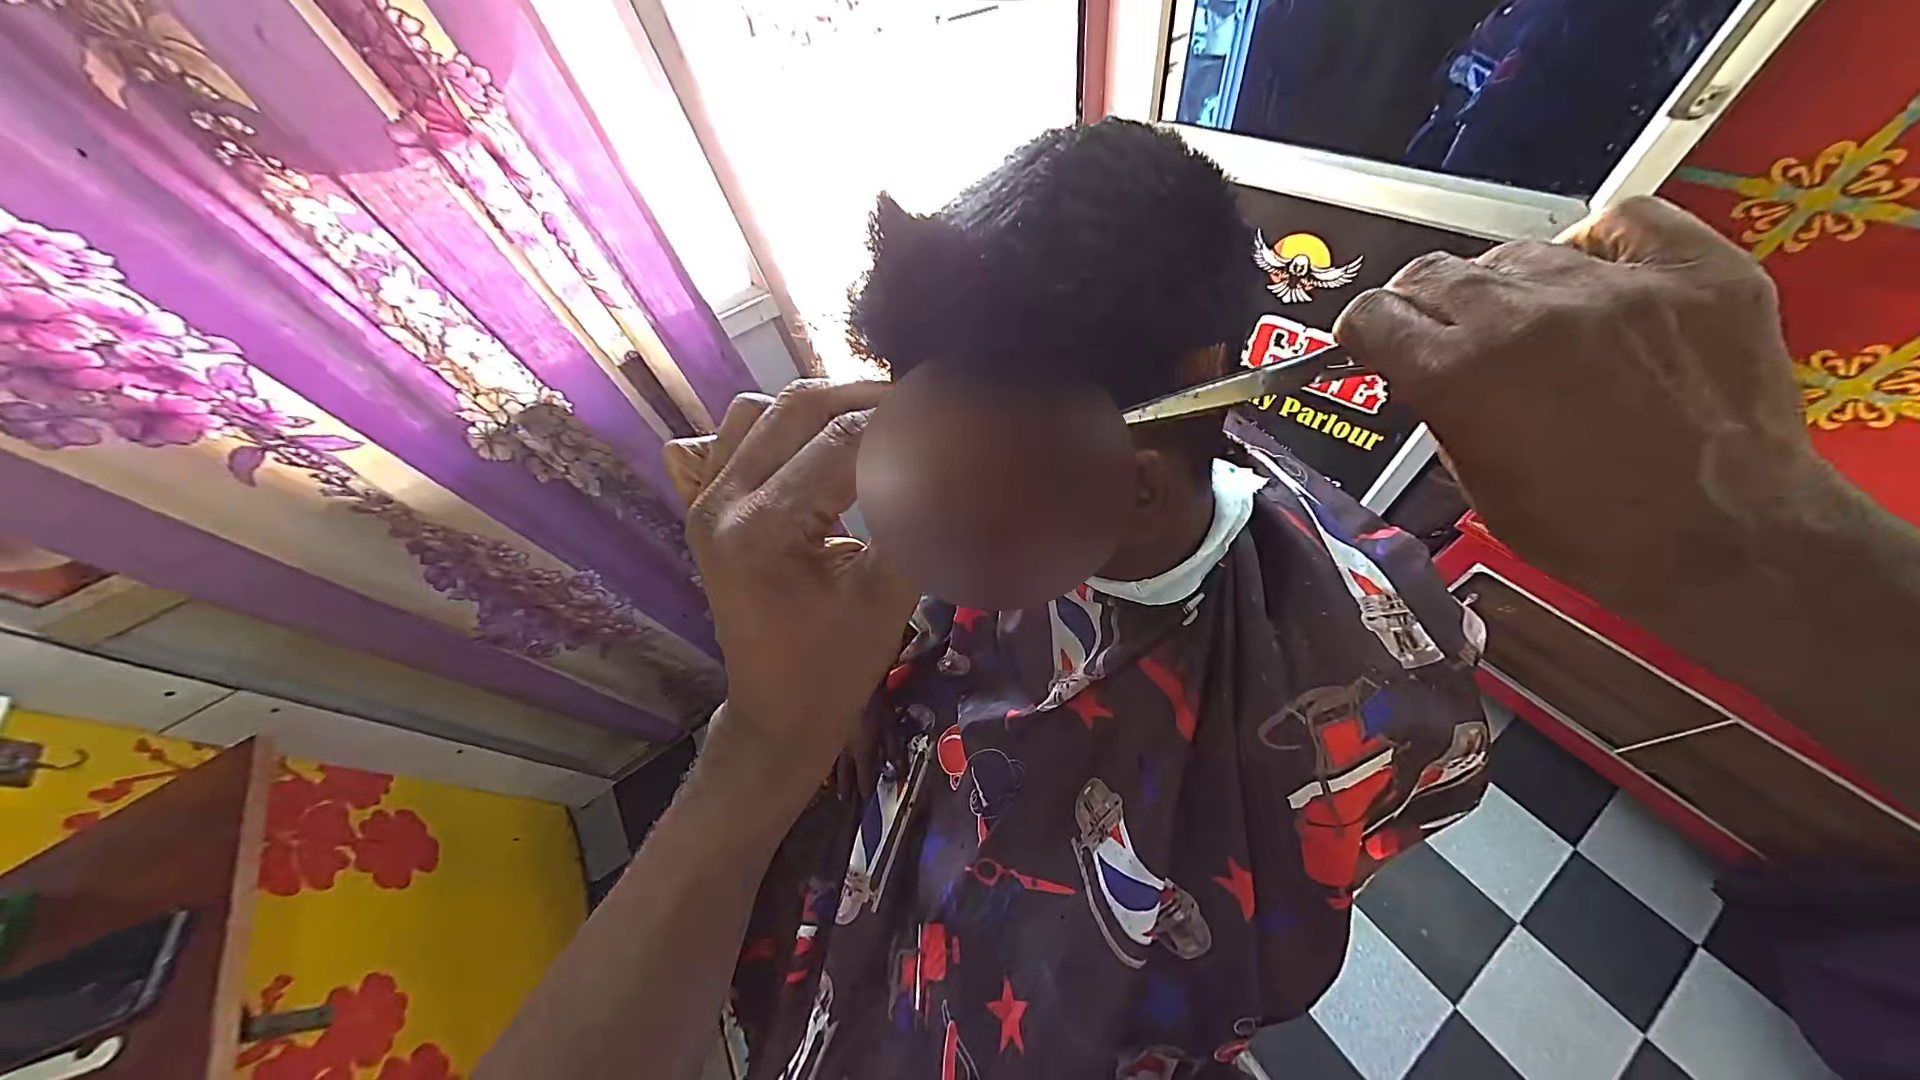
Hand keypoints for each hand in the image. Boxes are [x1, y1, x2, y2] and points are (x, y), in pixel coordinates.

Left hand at [668, 380, 919, 799]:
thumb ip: (918, 518)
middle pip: (799, 407)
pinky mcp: (704, 507)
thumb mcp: (888, 593)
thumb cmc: (836, 664)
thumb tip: (955, 455)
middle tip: (921, 405)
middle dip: (867, 397)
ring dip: (823, 405)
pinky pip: (733, 437)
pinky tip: (811, 445)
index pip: (845, 441)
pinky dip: (776, 425)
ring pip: (760, 410)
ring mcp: (703, 500)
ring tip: (874, 423)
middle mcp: (720, 500)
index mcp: (763, 528)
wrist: (778, 708)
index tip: (950, 412)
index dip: (906, 421)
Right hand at [1333, 196, 1828, 620]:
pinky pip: (1618, 220)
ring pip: (1511, 252)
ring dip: (1497, 286)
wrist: (1718, 536)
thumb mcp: (1466, 474)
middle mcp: (1524, 318)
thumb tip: (1418, 368)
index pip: (1371, 313)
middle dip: (1418, 304)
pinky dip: (1588, 246)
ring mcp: (1612, 289)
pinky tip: (1582, 281)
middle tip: (1433, 332)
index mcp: (1455, 374)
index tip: (1371, 335)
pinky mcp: (1693, 274)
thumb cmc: (1588, 525)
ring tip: (1517, 324)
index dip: (1363, 328)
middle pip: (1432, 273)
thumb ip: (1433, 405)